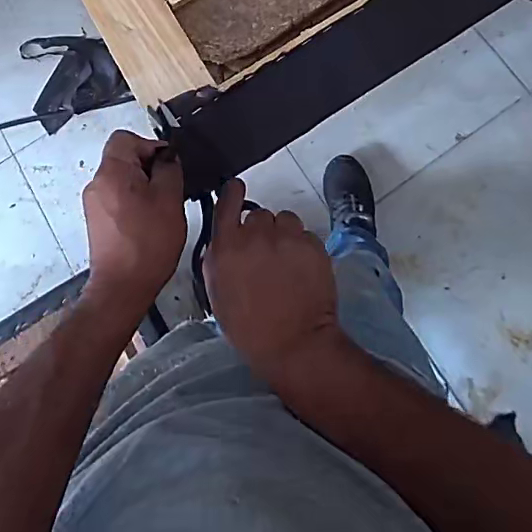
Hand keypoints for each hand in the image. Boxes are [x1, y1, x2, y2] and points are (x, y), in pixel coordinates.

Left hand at [80, 130, 184, 319]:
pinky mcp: (98, 219)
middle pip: (124, 156)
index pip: (125, 137)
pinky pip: (118, 195)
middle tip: (168, 186)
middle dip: (149, 166)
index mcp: (111, 173)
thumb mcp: (170, 198)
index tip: (167, 163)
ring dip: (144, 184)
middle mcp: (97, 184)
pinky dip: (135, 200)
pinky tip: (151, 219)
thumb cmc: (146, 245)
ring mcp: (95, 203)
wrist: (123, 287)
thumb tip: (168, 157)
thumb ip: (169, 169)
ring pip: (123, 177)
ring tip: (162, 205)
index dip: (150, 145)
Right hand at [204, 180, 347, 384]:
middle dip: (261, 230)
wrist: (295, 343)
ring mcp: (287, 237)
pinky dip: (303, 246)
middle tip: (265, 256)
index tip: (236, 188)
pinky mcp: (313, 243)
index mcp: (227, 248)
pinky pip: (305, 234)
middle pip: (258, 214)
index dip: (233, 193)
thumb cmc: (250, 327)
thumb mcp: (218, 293)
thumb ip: (218, 258)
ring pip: (285, 220)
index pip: (227, 203)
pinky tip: (301, 270)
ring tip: (285, 263)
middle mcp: (256, 235)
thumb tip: (225, 238)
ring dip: (284, 234)